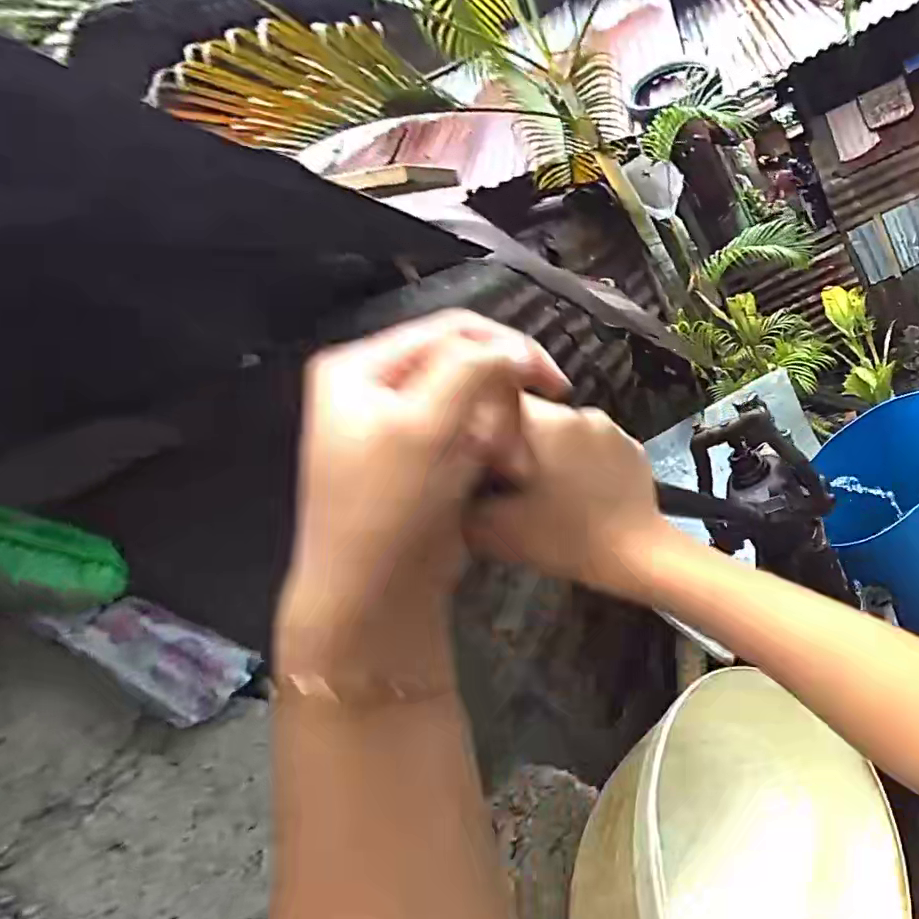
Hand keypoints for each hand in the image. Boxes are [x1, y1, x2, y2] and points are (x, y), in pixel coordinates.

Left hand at [280, 310, 569, 659]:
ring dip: (505, 428)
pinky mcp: (427, 449)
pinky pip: (476, 426)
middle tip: (519, 441)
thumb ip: (472, 371)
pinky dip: (497, 444)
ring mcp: (403, 418)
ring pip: (479, 397)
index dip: (510, 348)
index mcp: (363, 366)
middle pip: (469, 363)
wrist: (375, 589)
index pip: (454, 330)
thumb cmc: (392, 505)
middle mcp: (380, 384)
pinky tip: (501, 469)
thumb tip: (518, 350)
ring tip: (508, 465)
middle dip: (504, 401)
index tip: (556, 383)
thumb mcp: (427, 427)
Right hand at [467, 395, 670, 599]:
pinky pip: (594, 445)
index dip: (481, 425)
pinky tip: (577, 493)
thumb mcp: (495, 528)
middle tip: (505, 480)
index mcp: (548, 423)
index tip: (475, 453)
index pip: (499, 399)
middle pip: (534, 416)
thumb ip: (462, 498)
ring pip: (565, 431)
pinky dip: (581, 461)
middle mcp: (583, 415)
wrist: (636, 553)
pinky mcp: (632, 448)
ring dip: (550, 452)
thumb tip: (449, 482)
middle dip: (516, 442)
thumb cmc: (569, 538)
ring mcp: (612, 430)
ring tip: (545, 492)